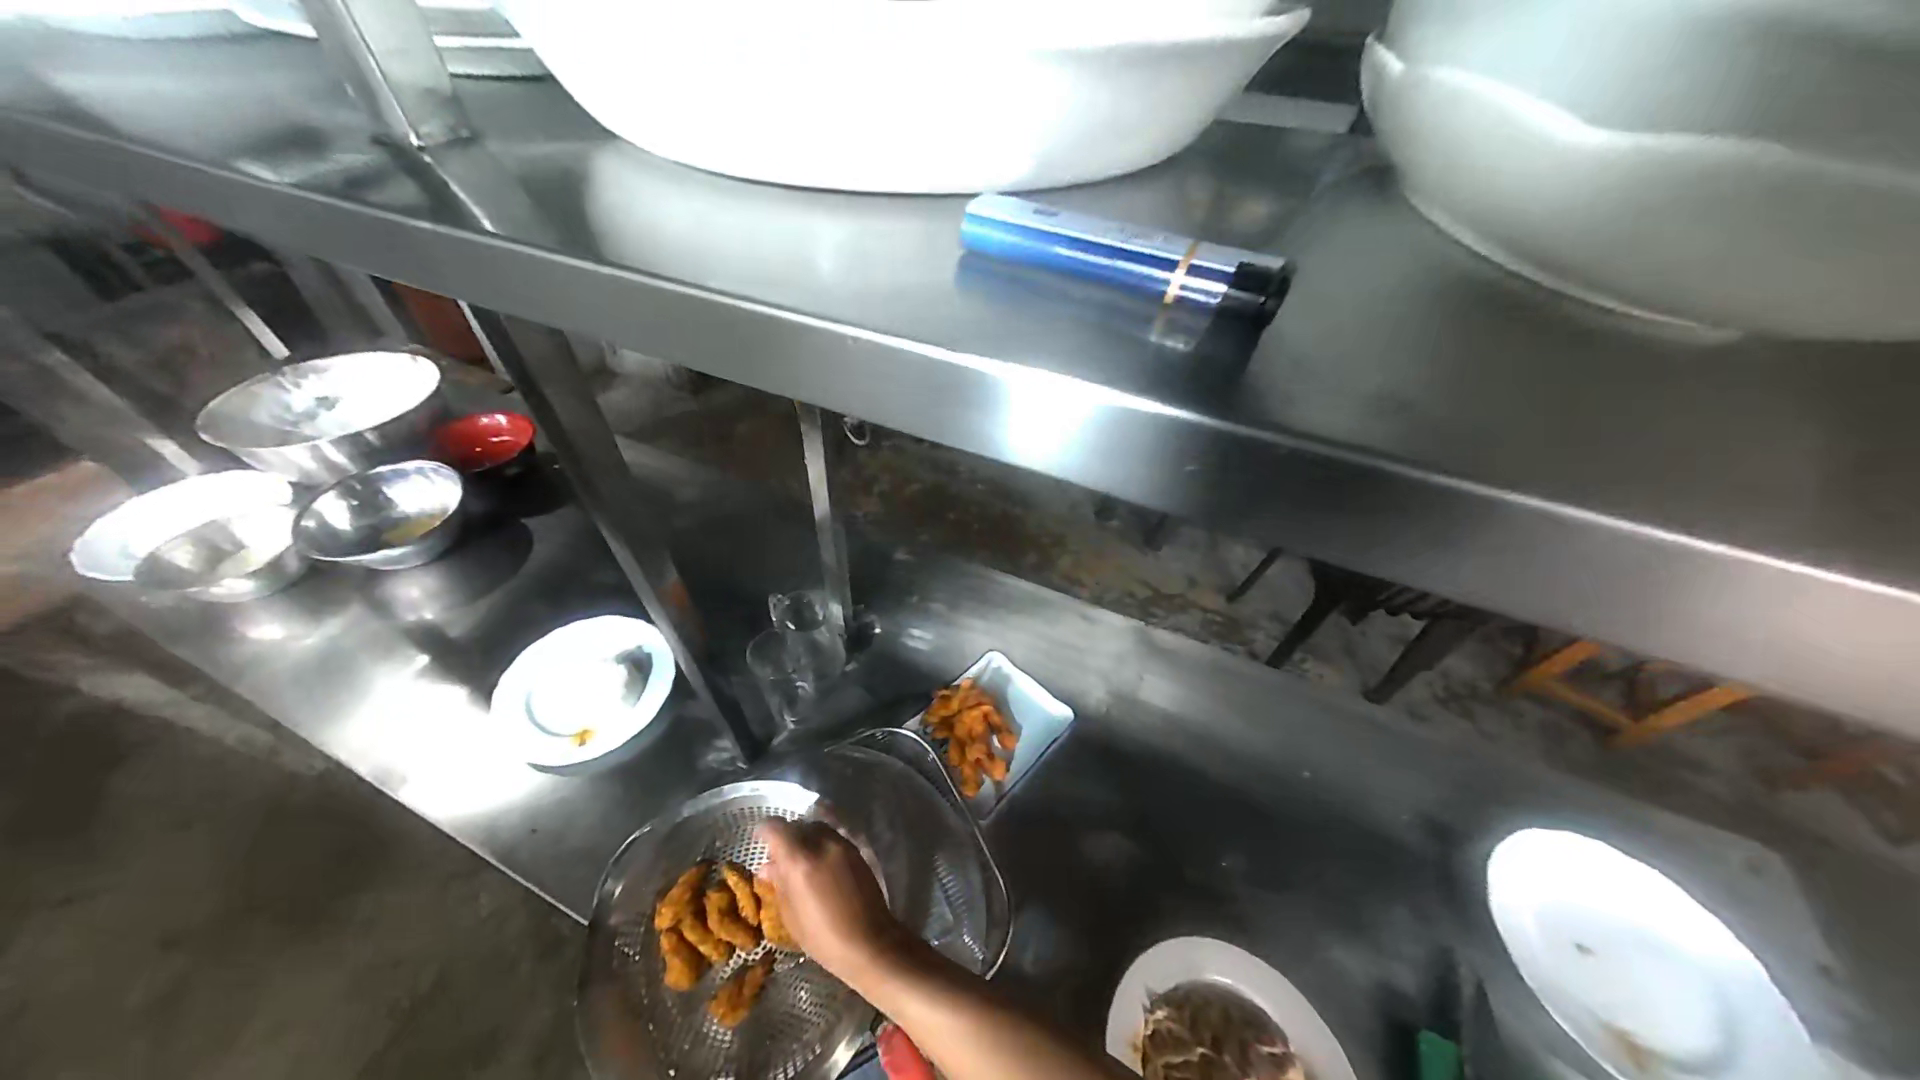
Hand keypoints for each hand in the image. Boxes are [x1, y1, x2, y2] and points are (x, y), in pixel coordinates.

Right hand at [754, 818, 908, 979]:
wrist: (869, 941)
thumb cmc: (824, 937)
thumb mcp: (792, 916)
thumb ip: (779, 884)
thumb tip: (768, 867)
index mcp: (800, 861)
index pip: (777, 828)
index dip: (764, 830)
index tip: (759, 838)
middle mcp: (822, 844)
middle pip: (798, 825)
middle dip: (786, 835)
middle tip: (780, 855)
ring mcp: (842, 844)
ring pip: (817, 827)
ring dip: (806, 836)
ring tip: (801, 858)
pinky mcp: (857, 850)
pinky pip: (833, 835)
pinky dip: (822, 842)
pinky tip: (820, 863)